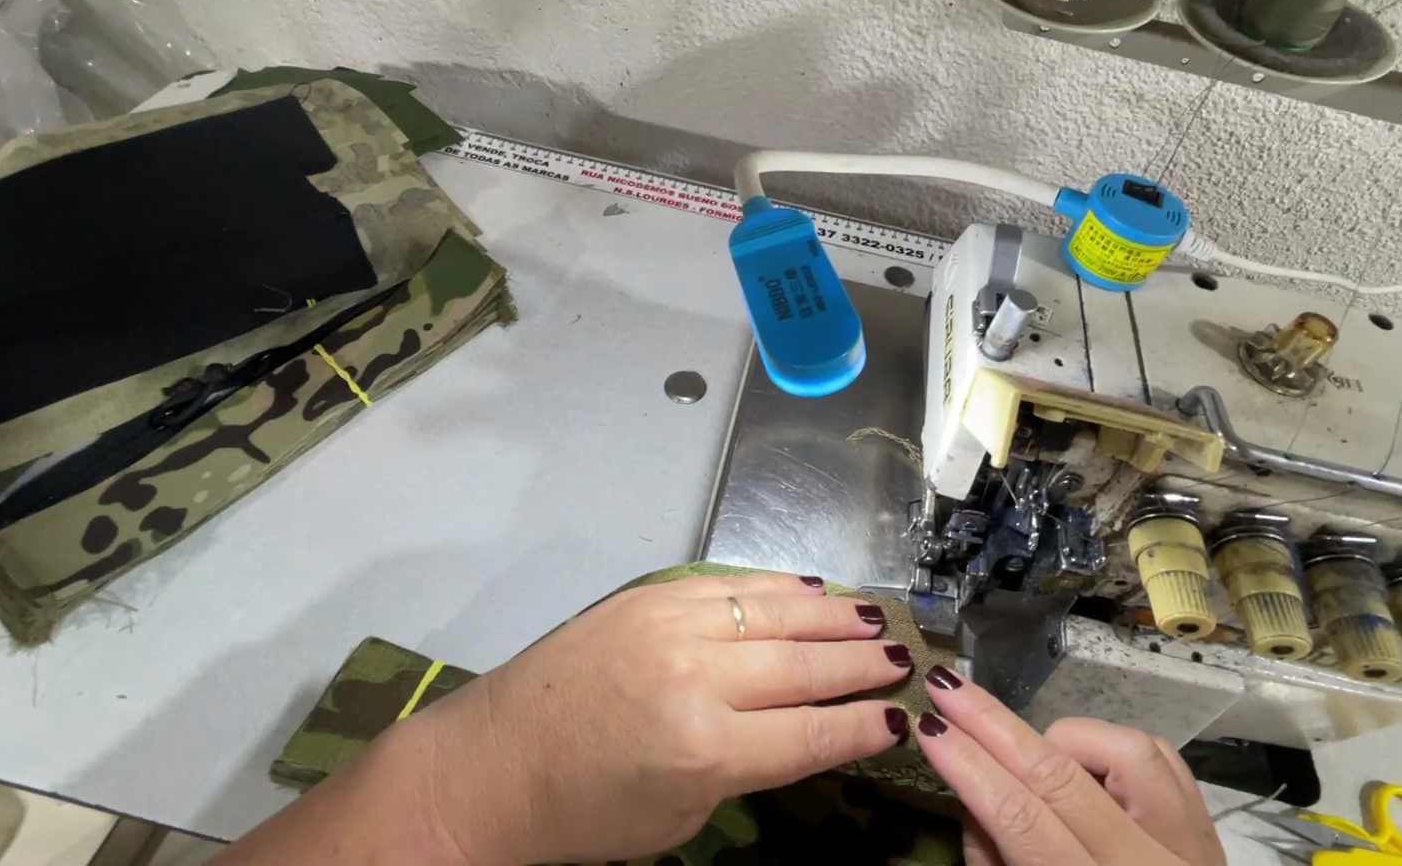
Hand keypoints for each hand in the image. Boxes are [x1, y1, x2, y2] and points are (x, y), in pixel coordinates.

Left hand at [411, 571, 913, 864]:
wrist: (494, 762)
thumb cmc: (587, 815)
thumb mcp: (681, 816)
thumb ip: (747, 766)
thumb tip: (805, 725)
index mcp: (707, 749)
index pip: (811, 733)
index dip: (863, 724)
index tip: (905, 712)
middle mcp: (698, 676)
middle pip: (804, 665)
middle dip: (862, 662)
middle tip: (906, 655)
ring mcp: (673, 624)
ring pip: (775, 613)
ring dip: (832, 616)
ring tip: (876, 616)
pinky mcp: (651, 594)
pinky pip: (731, 584)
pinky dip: (778, 587)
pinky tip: (811, 589)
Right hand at [916, 667, 1224, 865]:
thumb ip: (991, 862)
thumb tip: (974, 796)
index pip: (1022, 820)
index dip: (970, 767)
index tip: (928, 726)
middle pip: (1061, 776)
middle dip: (991, 723)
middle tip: (944, 685)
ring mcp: (1191, 850)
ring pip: (1124, 752)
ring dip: (1059, 738)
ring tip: (1025, 753)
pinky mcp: (1206, 831)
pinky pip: (1160, 756)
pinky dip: (1110, 744)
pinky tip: (1080, 758)